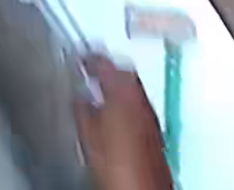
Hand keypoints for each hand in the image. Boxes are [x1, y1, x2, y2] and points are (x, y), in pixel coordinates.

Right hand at [74, 56, 172, 189]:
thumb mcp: (87, 131)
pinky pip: (138, 106)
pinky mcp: (155, 131)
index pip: (102, 60)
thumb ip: (81, 105)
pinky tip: (115, 118)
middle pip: (122, 71)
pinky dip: (127, 104)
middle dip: (106, 69)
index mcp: (122, 87)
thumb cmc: (116, 161)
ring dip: (117, 87)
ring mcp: (150, 113)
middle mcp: (139, 95)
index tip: (79, 58)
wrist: (142, 189)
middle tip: (89, 72)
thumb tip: (78, 96)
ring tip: (99, 95)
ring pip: (132, 88)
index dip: (87, 57)